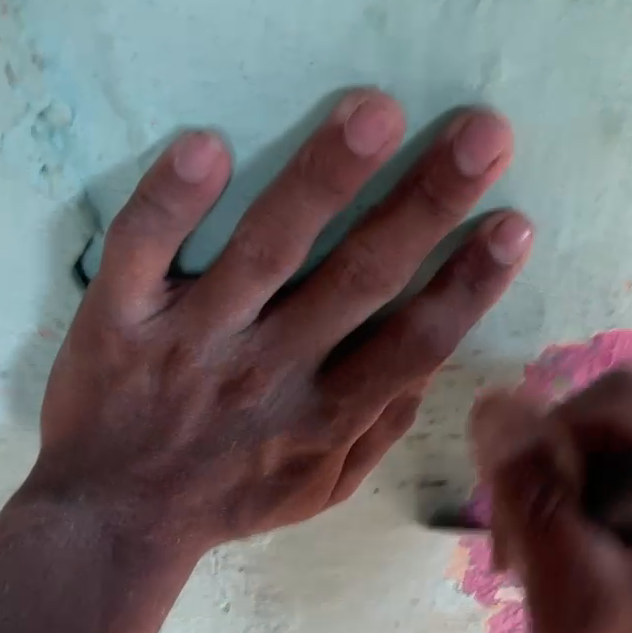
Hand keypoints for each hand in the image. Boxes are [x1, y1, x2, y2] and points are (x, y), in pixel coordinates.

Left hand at [27, 89, 531, 561]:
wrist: (115, 520)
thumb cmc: (235, 497)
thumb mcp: (327, 486)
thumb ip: (382, 424)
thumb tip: (434, 356)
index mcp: (330, 414)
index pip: (416, 340)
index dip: (471, 284)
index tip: (515, 224)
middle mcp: (273, 369)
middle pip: (362, 277)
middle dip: (428, 203)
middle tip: (484, 132)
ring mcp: (196, 340)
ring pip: (267, 250)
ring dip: (324, 179)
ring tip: (376, 112)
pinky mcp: (121, 319)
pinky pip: (142, 253)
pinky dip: (171, 202)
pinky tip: (205, 146)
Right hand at [469, 369, 631, 632]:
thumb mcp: (572, 591)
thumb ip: (535, 498)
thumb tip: (494, 401)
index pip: (619, 405)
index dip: (554, 450)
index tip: (531, 529)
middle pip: (599, 412)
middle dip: (543, 473)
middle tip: (519, 548)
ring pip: (583, 430)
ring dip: (537, 486)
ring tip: (526, 554)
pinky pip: (586, 451)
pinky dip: (548, 492)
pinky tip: (540, 541)